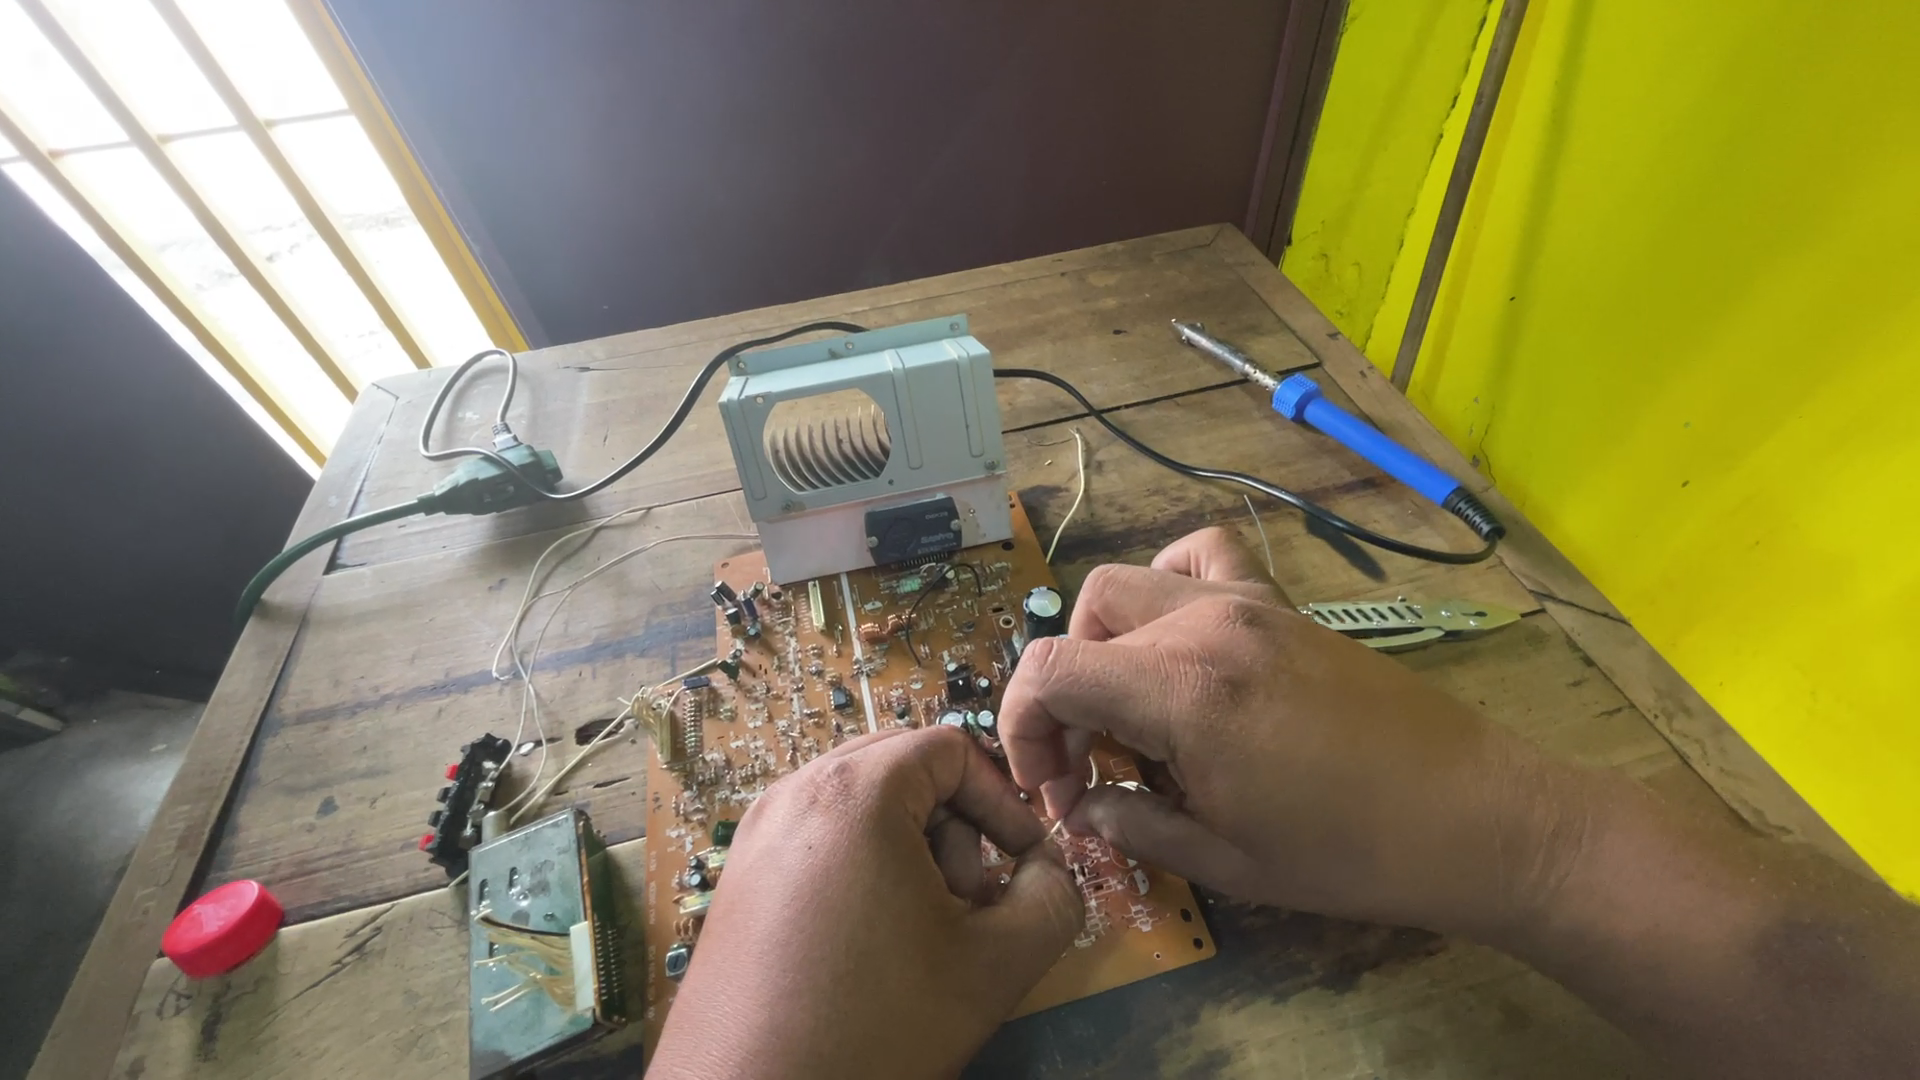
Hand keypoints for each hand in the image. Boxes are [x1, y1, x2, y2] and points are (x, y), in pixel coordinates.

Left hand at [649, 726, 1082, 1079]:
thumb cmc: (875, 1026)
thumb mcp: (993, 964)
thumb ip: (1053, 898)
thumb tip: (1050, 866)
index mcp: (855, 788)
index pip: (950, 748)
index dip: (1000, 799)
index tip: (1021, 860)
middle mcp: (799, 787)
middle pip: (906, 766)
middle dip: (955, 822)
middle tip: (969, 899)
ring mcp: (762, 825)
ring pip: (866, 797)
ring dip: (912, 842)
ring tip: (922, 923)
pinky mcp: (743, 867)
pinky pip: (823, 829)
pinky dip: (865, 859)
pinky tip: (870, 933)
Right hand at [999, 527, 1579, 936]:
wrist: (1482, 817)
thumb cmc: (1353, 852)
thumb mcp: (1227, 860)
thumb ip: (1131, 824)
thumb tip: (1080, 805)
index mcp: (1182, 690)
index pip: (1051, 670)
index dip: (1024, 726)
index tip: (1053, 785)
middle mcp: (1202, 625)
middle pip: (1079, 629)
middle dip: (1061, 698)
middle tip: (1091, 763)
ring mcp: (1244, 602)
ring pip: (1123, 585)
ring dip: (1102, 644)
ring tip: (1132, 703)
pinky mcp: (1278, 601)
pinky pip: (1201, 555)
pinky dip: (1168, 582)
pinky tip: (1181, 634)